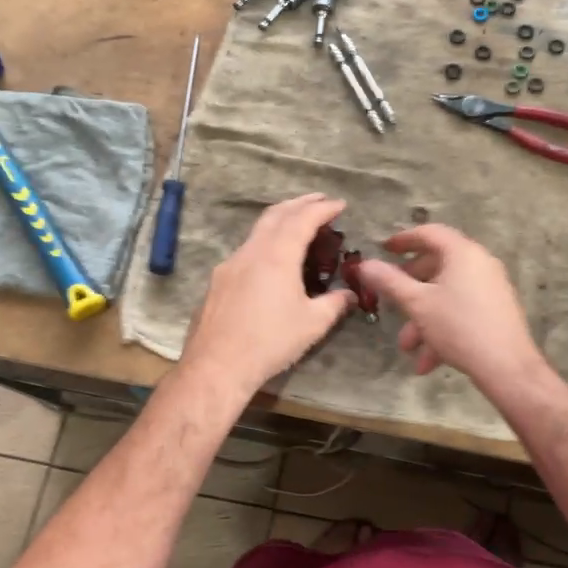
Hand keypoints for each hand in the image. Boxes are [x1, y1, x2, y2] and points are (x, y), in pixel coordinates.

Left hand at [182, 194, 354, 391]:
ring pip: (257, 231)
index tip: (339, 204)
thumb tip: (350, 295)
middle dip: (299, 204)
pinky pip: (246, 251)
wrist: (216, 366)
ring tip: (297, 227)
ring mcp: (230, 265)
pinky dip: (265, 243)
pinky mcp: (218, 282)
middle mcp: (251, 251)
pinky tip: (271, 261)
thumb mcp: (312, 324)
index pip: (303, 219)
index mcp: (277, 255)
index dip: (323, 208)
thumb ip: (335, 304)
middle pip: (276, 214)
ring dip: (280, 222)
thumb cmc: (270, 342)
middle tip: (318, 201)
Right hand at [354, 225, 544, 386]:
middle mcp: (480, 264)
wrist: (507, 366)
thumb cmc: (458, 326)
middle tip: (391, 299)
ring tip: (407, 346)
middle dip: (410, 289)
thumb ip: (390, 282)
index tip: (383, 249)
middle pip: (437, 267)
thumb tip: (364, 264)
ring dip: (422, 318)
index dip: (403, 239)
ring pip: (447, 295)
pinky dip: (442, 329)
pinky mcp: (496, 311)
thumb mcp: (418, 304)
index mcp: (463, 253)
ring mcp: (491, 288)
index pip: (429, 234)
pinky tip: (428, 362)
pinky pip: (462, 311)